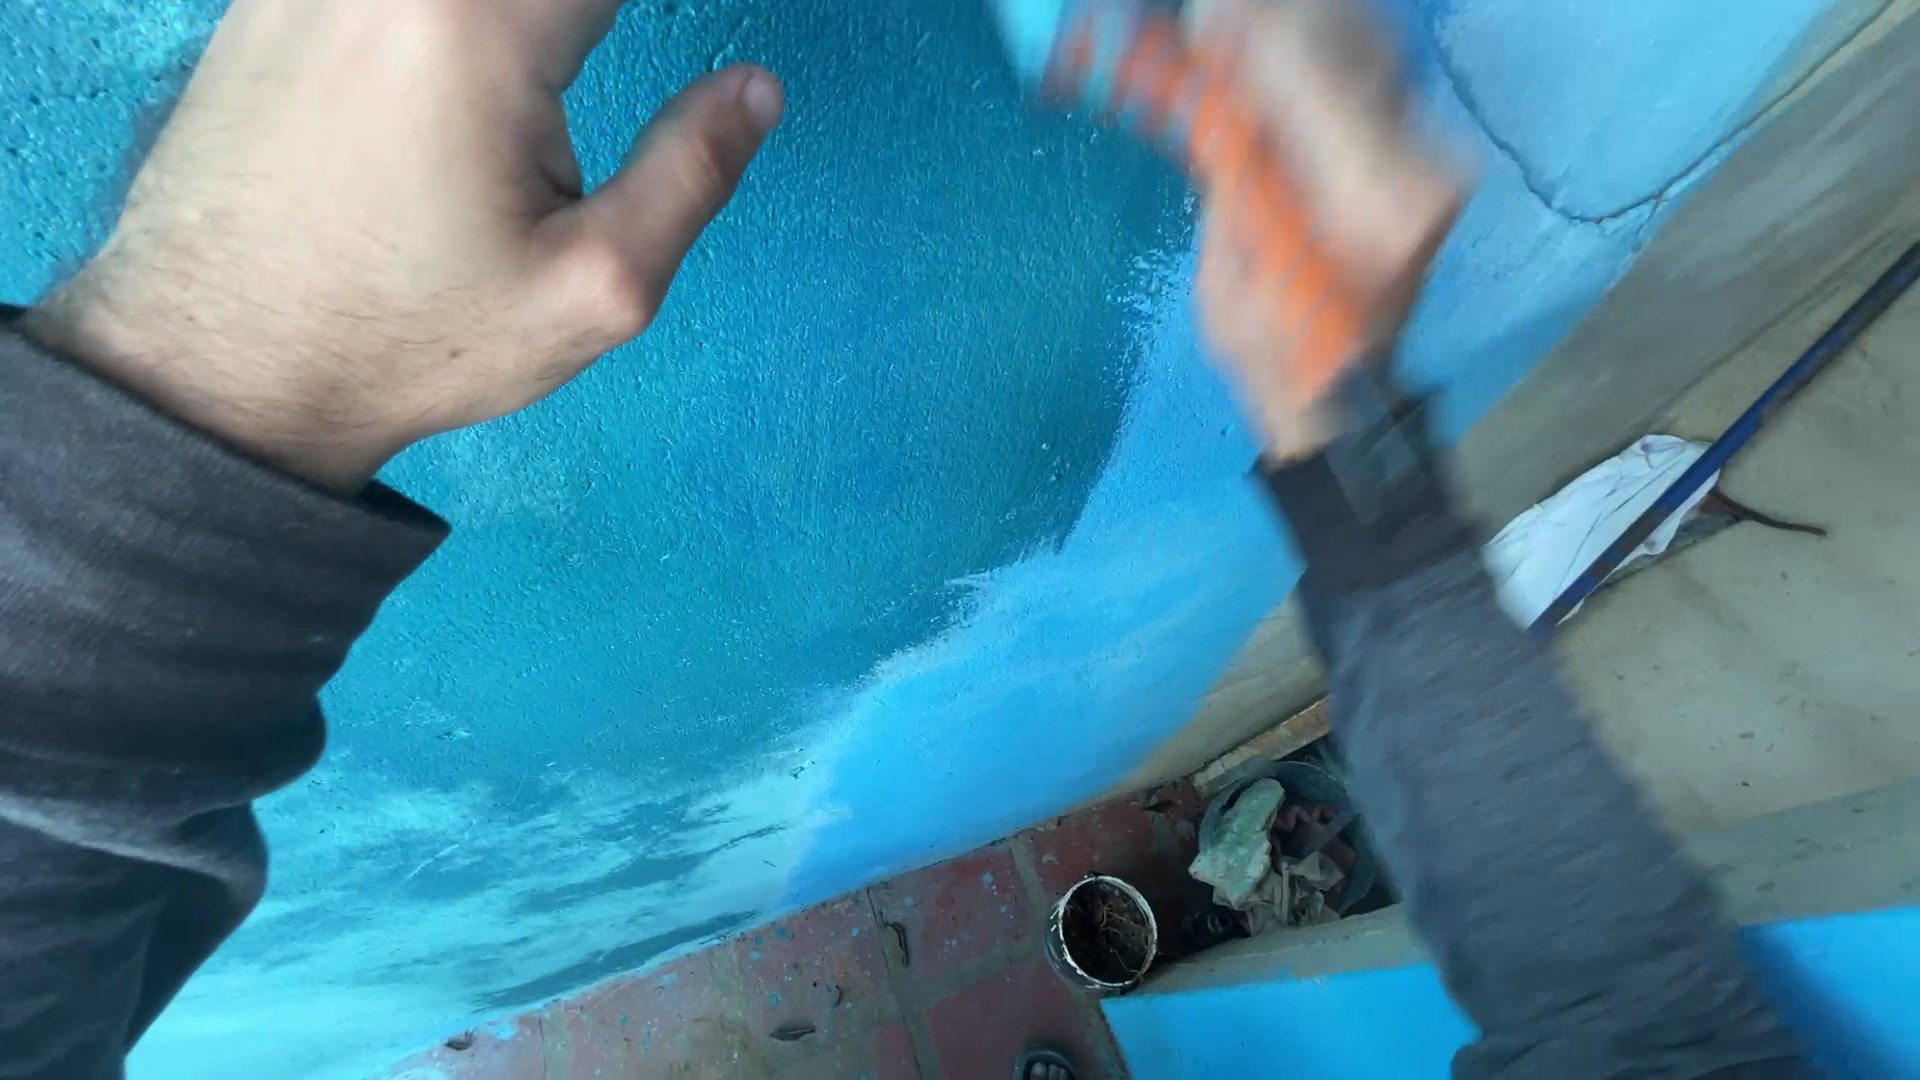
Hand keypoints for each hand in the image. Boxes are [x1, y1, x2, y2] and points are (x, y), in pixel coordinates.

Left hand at [20, 0, 783, 492]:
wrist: (232, 362)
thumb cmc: (434, 335)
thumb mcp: (602, 284)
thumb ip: (692, 173)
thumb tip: (758, 88)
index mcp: (473, 25)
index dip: (666, 12)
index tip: (713, 72)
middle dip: (595, 29)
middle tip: (576, 175)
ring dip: (550, 34)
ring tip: (546, 129)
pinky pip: (418, 0)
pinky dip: (485, 33)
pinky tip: (495, 97)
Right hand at [1186, 0, 1464, 459]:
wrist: (1338, 390)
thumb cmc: (1271, 356)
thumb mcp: (1229, 276)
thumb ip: (1234, 177)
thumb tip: (1216, 86)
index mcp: (1371, 214)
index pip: (1316, 94)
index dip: (1258, 45)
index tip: (1201, 21)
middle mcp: (1423, 172)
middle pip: (1353, 51)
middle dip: (1276, 20)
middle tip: (1207, 15)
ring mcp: (1431, 157)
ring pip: (1368, 49)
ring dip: (1296, 25)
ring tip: (1227, 25)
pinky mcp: (1422, 151)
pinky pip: (1370, 76)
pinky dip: (1315, 51)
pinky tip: (1266, 50)